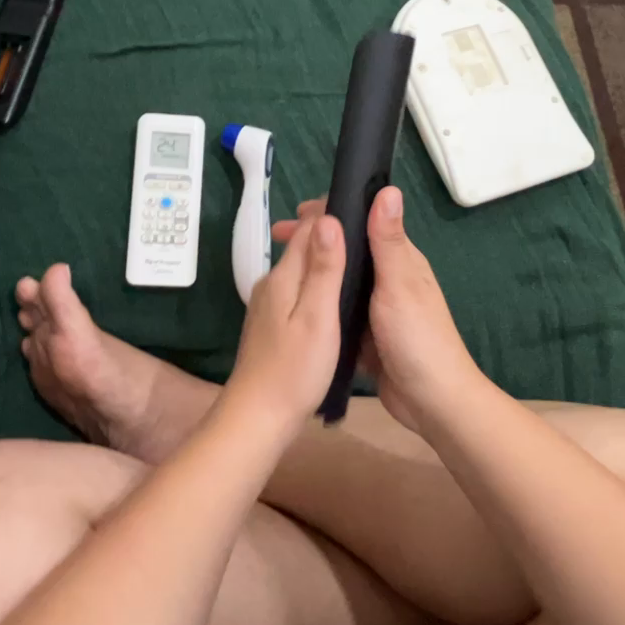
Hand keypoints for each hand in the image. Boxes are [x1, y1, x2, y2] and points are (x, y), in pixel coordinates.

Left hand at [224, 212, 345, 436]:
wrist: (258, 416)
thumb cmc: (295, 368)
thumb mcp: (318, 317)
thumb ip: (324, 268)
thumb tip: (328, 218)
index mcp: (284, 276)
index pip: (308, 228)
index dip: (333, 213)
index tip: (363, 208)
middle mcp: (271, 282)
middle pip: (302, 246)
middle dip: (330, 234)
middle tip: (366, 235)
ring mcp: (267, 303)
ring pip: (299, 268)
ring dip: (323, 259)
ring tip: (357, 261)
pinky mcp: (270, 323)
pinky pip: (296, 289)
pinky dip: (315, 283)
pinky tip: (333, 296)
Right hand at [273, 189, 484, 433]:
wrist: (431, 402)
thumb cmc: (418, 338)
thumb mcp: (399, 285)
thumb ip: (388, 241)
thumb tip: (387, 189)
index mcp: (400, 260)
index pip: (363, 222)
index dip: (332, 213)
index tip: (296, 213)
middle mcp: (387, 278)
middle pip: (347, 250)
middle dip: (314, 241)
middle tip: (276, 239)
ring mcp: (375, 308)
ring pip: (339, 280)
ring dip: (313, 270)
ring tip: (278, 268)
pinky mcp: (364, 335)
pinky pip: (337, 311)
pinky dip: (318, 303)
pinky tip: (293, 306)